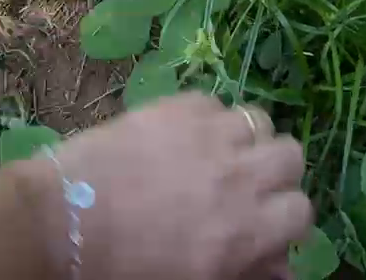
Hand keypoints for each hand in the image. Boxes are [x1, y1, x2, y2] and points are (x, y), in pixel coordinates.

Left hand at [27, 93, 312, 279]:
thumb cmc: (125, 267)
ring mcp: (212, 132)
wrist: (64, 221)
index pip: (302, 210)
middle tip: (247, 182)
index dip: (287, 217)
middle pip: (291, 154)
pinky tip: (183, 136)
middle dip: (276, 170)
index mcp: (242, 229)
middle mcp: (238, 176)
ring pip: (259, 120)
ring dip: (246, 138)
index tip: (267, 220)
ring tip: (218, 152)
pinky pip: (217, 102)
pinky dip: (209, 119)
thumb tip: (284, 264)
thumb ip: (246, 269)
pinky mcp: (183, 103)